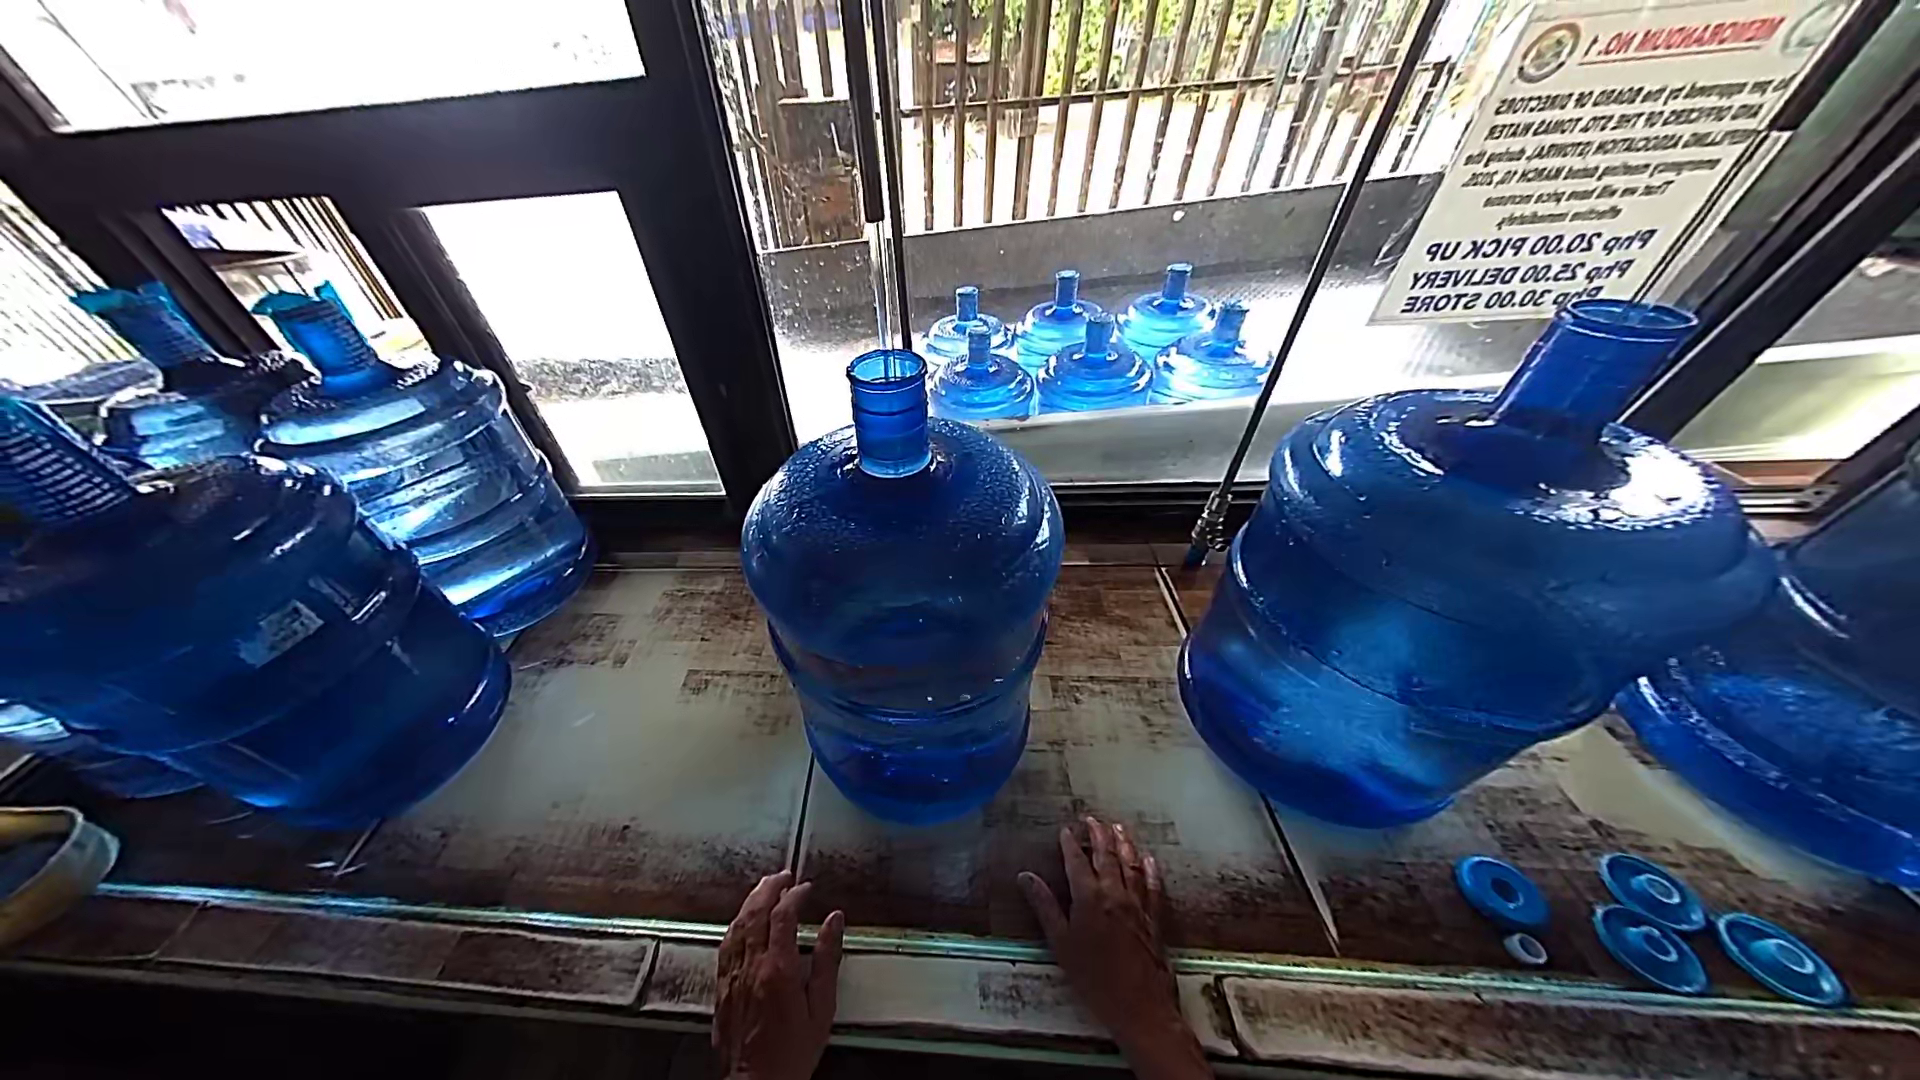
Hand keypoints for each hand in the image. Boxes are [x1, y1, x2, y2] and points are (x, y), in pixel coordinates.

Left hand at [714, 871, 846, 1079]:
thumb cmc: (792, 1053)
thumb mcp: (822, 1007)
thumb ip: (828, 959)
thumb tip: (834, 921)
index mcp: (778, 969)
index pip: (784, 915)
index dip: (796, 895)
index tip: (807, 888)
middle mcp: (752, 968)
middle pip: (756, 913)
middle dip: (770, 888)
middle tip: (783, 875)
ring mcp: (733, 977)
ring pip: (738, 926)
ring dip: (751, 901)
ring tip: (763, 887)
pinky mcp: (721, 989)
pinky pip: (725, 946)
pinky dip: (736, 925)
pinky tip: (742, 920)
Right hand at [1019, 817, 1210, 1079]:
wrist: (1139, 1007)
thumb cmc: (1093, 978)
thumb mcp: (1060, 943)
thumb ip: (1044, 906)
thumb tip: (1025, 876)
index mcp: (1089, 896)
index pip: (1077, 861)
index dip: (1070, 843)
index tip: (1065, 830)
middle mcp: (1114, 893)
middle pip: (1106, 855)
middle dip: (1098, 834)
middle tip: (1092, 820)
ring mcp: (1137, 904)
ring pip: (1130, 865)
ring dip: (1123, 843)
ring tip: (1118, 828)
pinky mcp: (1154, 918)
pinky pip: (1153, 886)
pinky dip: (1150, 870)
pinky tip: (1149, 859)